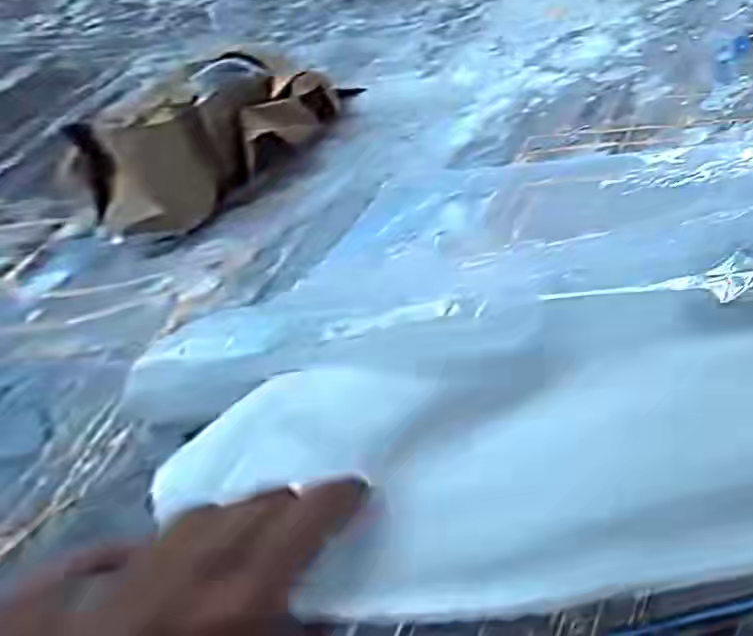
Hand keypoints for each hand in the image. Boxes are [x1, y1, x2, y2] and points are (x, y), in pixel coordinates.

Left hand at [0, 478, 367, 635]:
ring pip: (185, 524)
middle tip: (295, 531)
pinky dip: (118, 560)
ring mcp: (93, 600)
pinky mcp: (25, 620)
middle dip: (286, 509)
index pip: (318, 504)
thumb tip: (342, 589)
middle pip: (256, 503)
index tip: (351, 505)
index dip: (344, 498)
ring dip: (218, 527)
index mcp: (241, 601)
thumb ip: (310, 627)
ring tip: (224, 552)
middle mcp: (178, 583)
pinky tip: (131, 573)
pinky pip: (83, 566)